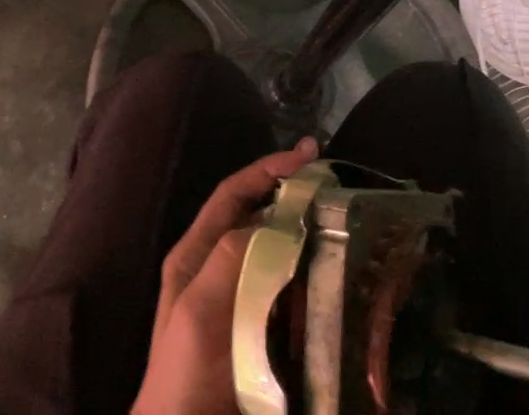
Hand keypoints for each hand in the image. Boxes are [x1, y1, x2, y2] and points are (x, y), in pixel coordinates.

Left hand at [132, 137, 320, 414]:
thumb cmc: (182, 374)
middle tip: (337, 186)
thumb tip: (270, 220)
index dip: (267, 169)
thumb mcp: (197, 312)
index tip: (308, 154)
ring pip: (278, 251)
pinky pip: (291, 291)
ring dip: (308, 234)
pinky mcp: (262, 329)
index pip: (233, 195)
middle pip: (259, 217)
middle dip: (294, 196)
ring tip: (347, 222)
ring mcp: (241, 299)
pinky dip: (314, 276)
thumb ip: (226, 262)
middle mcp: (218, 268)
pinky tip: (342, 276)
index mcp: (196, 254)